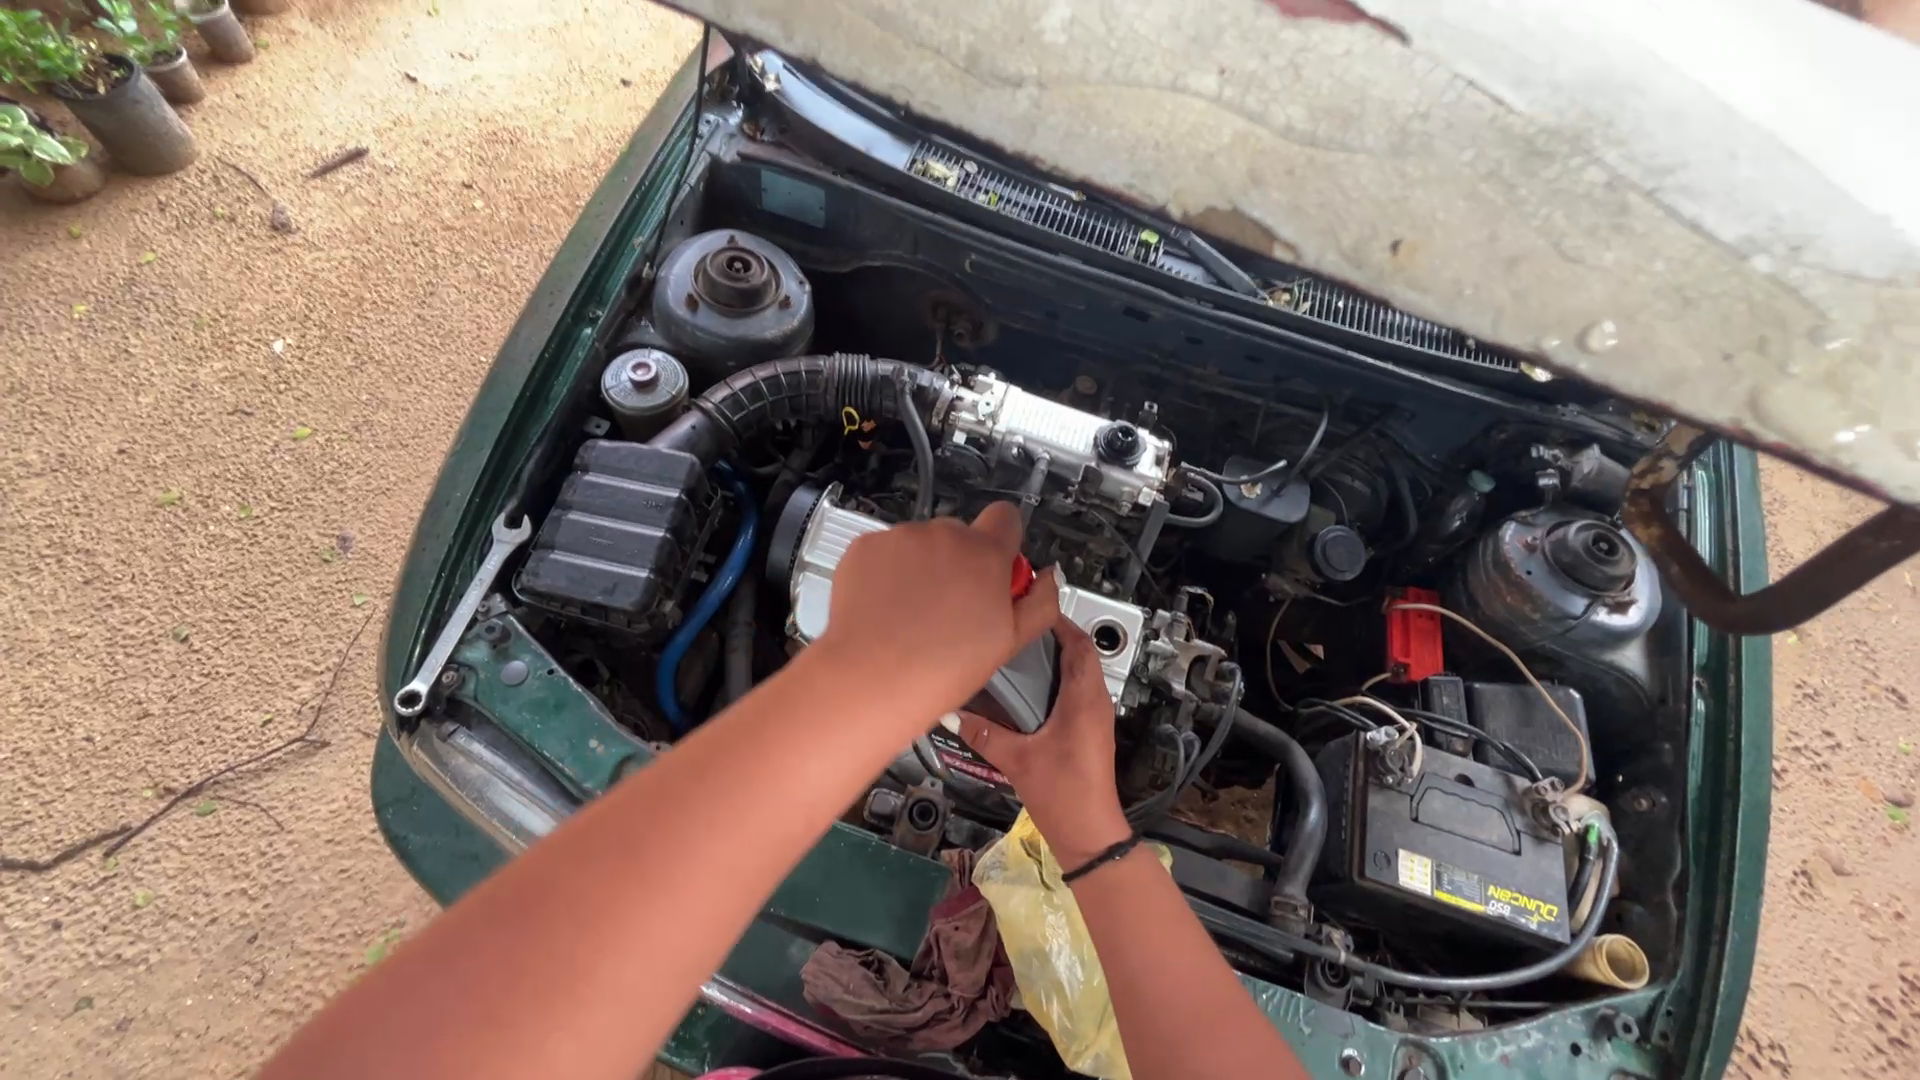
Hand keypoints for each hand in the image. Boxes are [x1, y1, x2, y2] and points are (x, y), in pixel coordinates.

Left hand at [813, 501, 1060, 732]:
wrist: (871, 677)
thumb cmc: (937, 668)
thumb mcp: (1009, 643)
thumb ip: (1039, 602)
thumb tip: (1048, 580)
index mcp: (985, 554)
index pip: (1006, 518)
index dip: (1004, 544)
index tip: (996, 572)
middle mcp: (944, 536)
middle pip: (961, 535)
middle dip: (961, 564)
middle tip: (954, 608)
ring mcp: (902, 538)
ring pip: (922, 544)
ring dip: (923, 568)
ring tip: (916, 615)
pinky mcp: (866, 547)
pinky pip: (886, 551)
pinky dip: (888, 573)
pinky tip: (889, 609)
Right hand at [955, 616, 1131, 868]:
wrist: (1089, 834)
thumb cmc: (1061, 791)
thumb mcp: (1016, 759)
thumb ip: (983, 733)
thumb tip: (950, 713)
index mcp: (1085, 698)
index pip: (1080, 644)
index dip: (1059, 622)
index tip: (1032, 609)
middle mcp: (1097, 701)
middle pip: (1082, 654)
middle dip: (1055, 636)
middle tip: (1020, 627)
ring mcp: (1097, 717)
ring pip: (1082, 673)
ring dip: (1059, 657)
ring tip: (1022, 651)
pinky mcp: (1092, 731)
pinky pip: (1079, 691)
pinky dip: (1060, 679)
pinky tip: (1032, 687)